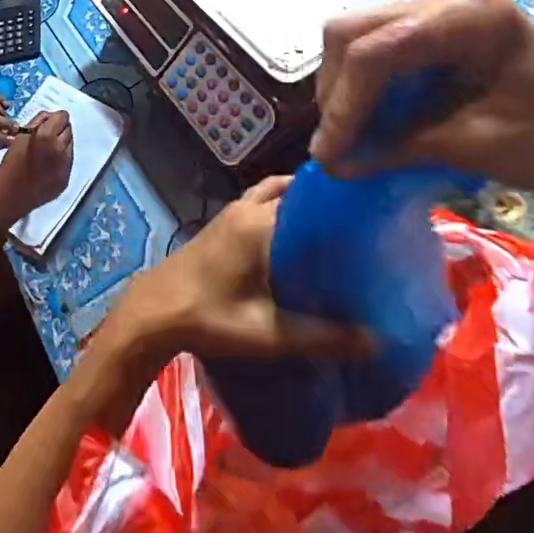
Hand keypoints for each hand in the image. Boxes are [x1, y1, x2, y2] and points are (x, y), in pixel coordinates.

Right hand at [0, 111, 73, 216]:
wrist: (10, 194)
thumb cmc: (11, 162)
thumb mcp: (21, 135)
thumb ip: (38, 122)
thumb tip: (50, 117)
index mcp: (47, 136)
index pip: (63, 116)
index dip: (55, 118)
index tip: (48, 124)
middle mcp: (60, 149)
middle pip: (69, 130)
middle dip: (59, 131)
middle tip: (46, 139)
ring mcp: (66, 165)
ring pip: (70, 146)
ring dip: (62, 146)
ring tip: (46, 154)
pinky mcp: (66, 179)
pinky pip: (68, 163)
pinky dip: (61, 161)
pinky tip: (48, 167)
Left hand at [107, 177, 373, 361]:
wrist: (155, 311)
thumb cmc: (209, 317)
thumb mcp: (268, 332)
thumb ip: (323, 337)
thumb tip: (378, 340)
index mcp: (258, 222)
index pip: (311, 198)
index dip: (344, 205)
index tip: (377, 217)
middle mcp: (246, 207)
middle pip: (294, 191)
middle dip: (327, 202)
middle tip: (362, 223)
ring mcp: (231, 212)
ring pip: (275, 194)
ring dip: (301, 204)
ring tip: (337, 228)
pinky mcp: (222, 224)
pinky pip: (260, 204)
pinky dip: (282, 210)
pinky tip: (299, 238)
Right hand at [312, 0, 533, 201]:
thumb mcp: (473, 146)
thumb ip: (395, 148)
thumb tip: (331, 165)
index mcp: (470, 17)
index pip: (375, 51)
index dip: (343, 104)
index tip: (328, 156)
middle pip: (351, 33)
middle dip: (334, 92)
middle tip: (334, 144)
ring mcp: (435, 10)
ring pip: (353, 38)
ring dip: (341, 88)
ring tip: (347, 136)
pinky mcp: (430, 30)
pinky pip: (372, 48)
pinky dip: (359, 86)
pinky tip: (364, 119)